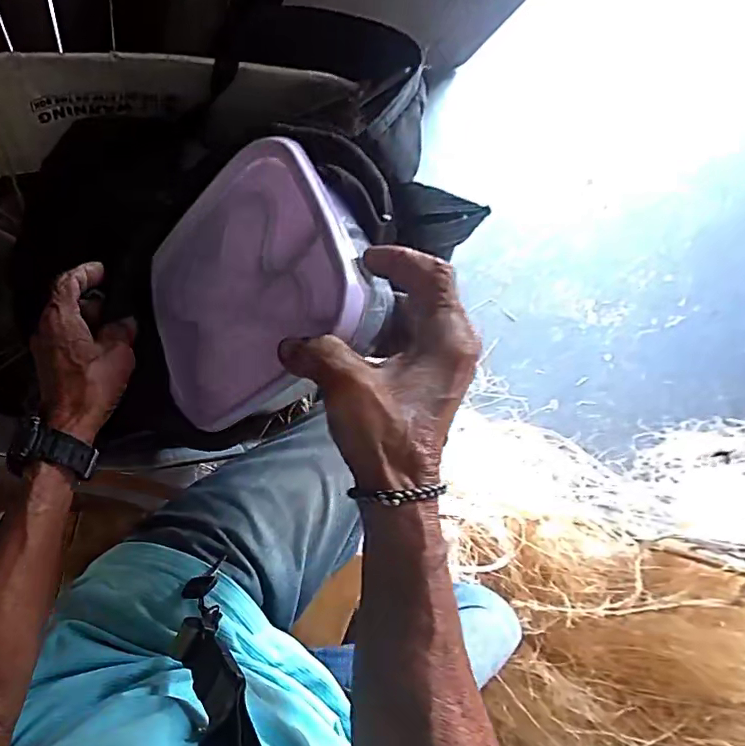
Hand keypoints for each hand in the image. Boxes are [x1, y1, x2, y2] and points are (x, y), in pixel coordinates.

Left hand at [34, 262, 136, 442]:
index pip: (67, 281)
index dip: (86, 272)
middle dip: (90, 300)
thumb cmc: (90, 388)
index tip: (101, 272)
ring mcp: (42, 348)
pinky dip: (79, 337)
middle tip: (112, 307)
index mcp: (58, 319)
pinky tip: (99, 348)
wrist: (68, 424)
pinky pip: (63, 340)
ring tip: (111, 330)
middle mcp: (44, 329)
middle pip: (64, 301)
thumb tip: (124, 323)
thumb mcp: (118, 353)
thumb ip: (122, 330)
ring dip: (86, 321)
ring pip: (64, 322)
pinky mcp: (46, 365)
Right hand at [277, 246, 480, 491]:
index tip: (366, 259)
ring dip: (384, 313)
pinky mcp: (428, 385)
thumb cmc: (384, 434)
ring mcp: (444, 367)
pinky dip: (384, 337)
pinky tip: (353, 347)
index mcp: (448, 338)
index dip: (401, 259)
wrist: (399, 486)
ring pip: (417, 322)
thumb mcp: (349, 386)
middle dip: (390, 285)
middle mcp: (454, 346)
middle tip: (351, 283)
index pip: (434, 277)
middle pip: (428, 296)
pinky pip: (410, 345)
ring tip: (347, 312)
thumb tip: (290, 343)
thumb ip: (320, 355)